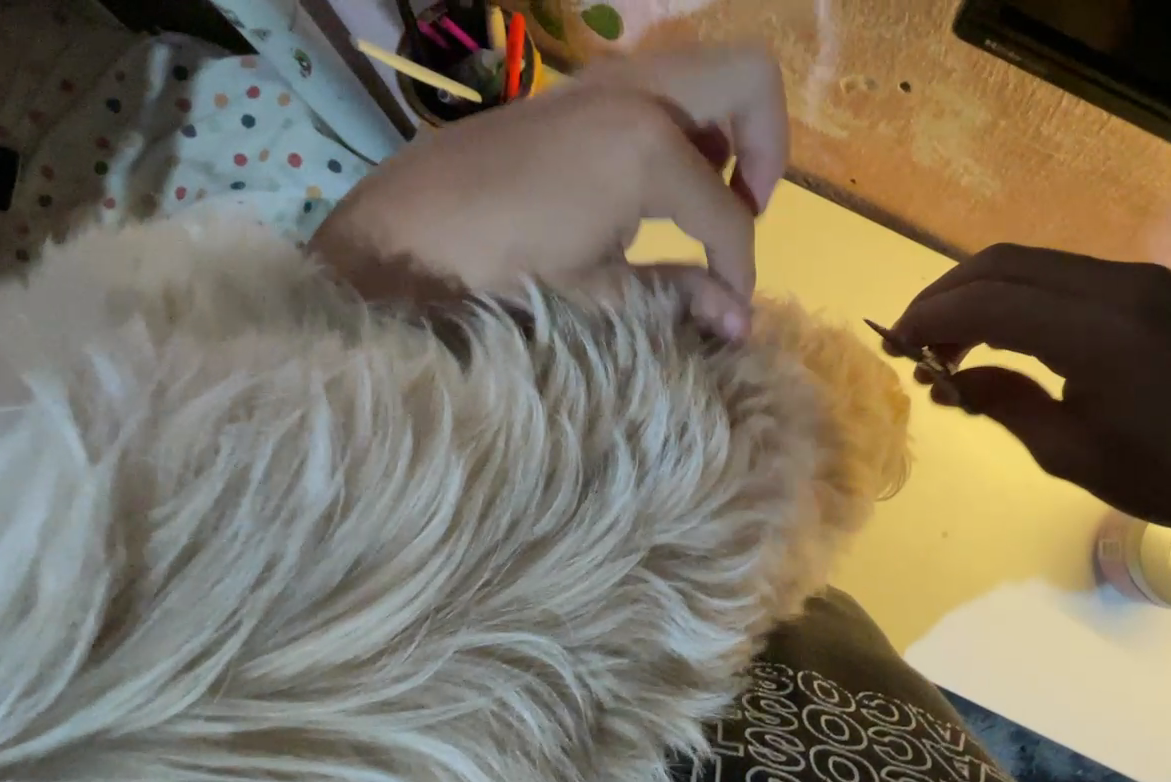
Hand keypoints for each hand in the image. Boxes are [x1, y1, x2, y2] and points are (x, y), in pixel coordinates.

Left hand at [310, 45, 787, 339]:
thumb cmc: (498, 274)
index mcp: (647, 150)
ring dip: (726, 129)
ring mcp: (604, 80)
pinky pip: (661, 85)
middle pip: (749, 80)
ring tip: (704, 200)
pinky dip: (683, 124)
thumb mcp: (596, 296)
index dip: (742, 268)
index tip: (733, 309)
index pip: (729, 212)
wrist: (401, 235)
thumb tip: (742, 322)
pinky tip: (654, 186)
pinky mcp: (577, 90)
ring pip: (706, 71)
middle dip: (768, 148)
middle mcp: (637, 93)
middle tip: (745, 210)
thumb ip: (679, 296)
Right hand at [887, 244, 1170, 569]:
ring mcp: (1136, 282)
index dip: (930, 319)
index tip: (892, 347)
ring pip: (1027, 265)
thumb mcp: (1064, 451)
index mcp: (1100, 334)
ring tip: (942, 350)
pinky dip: (1012, 301)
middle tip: (908, 343)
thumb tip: (944, 381)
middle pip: (1002, 266)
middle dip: (943, 300)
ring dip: (974, 298)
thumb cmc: (1161, 478)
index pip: (989, 302)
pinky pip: (1057, 279)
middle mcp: (1119, 288)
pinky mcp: (1144, 290)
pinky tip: (992, 338)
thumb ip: (999, 402)